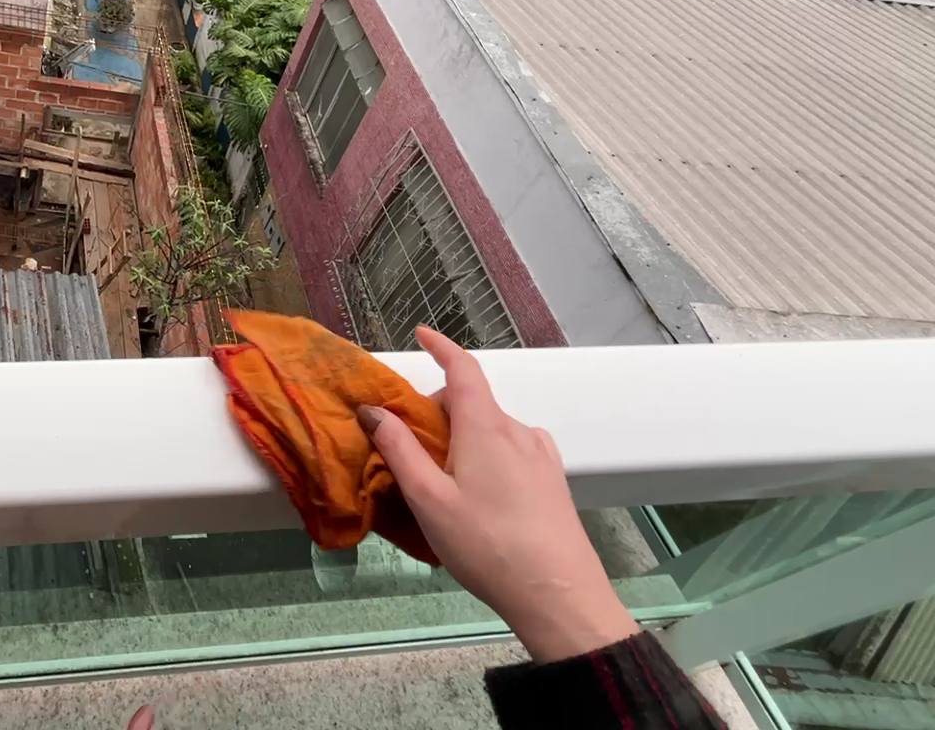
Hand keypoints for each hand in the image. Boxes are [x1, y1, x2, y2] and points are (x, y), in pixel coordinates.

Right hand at [360, 326, 638, 662]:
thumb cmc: (487, 546)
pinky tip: (481, 488)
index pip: (463, 369)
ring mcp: (541, 457)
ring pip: (491, 426)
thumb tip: (373, 409)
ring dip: (462, 433)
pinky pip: (512, 446)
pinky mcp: (554, 481)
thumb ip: (398, 448)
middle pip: (470, 402)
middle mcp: (517, 432)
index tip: (421, 333)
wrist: (562, 601)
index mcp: (485, 428)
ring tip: (444, 475)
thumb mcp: (428, 499)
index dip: (441, 347)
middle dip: (436, 410)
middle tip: (410, 447)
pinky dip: (487, 449)